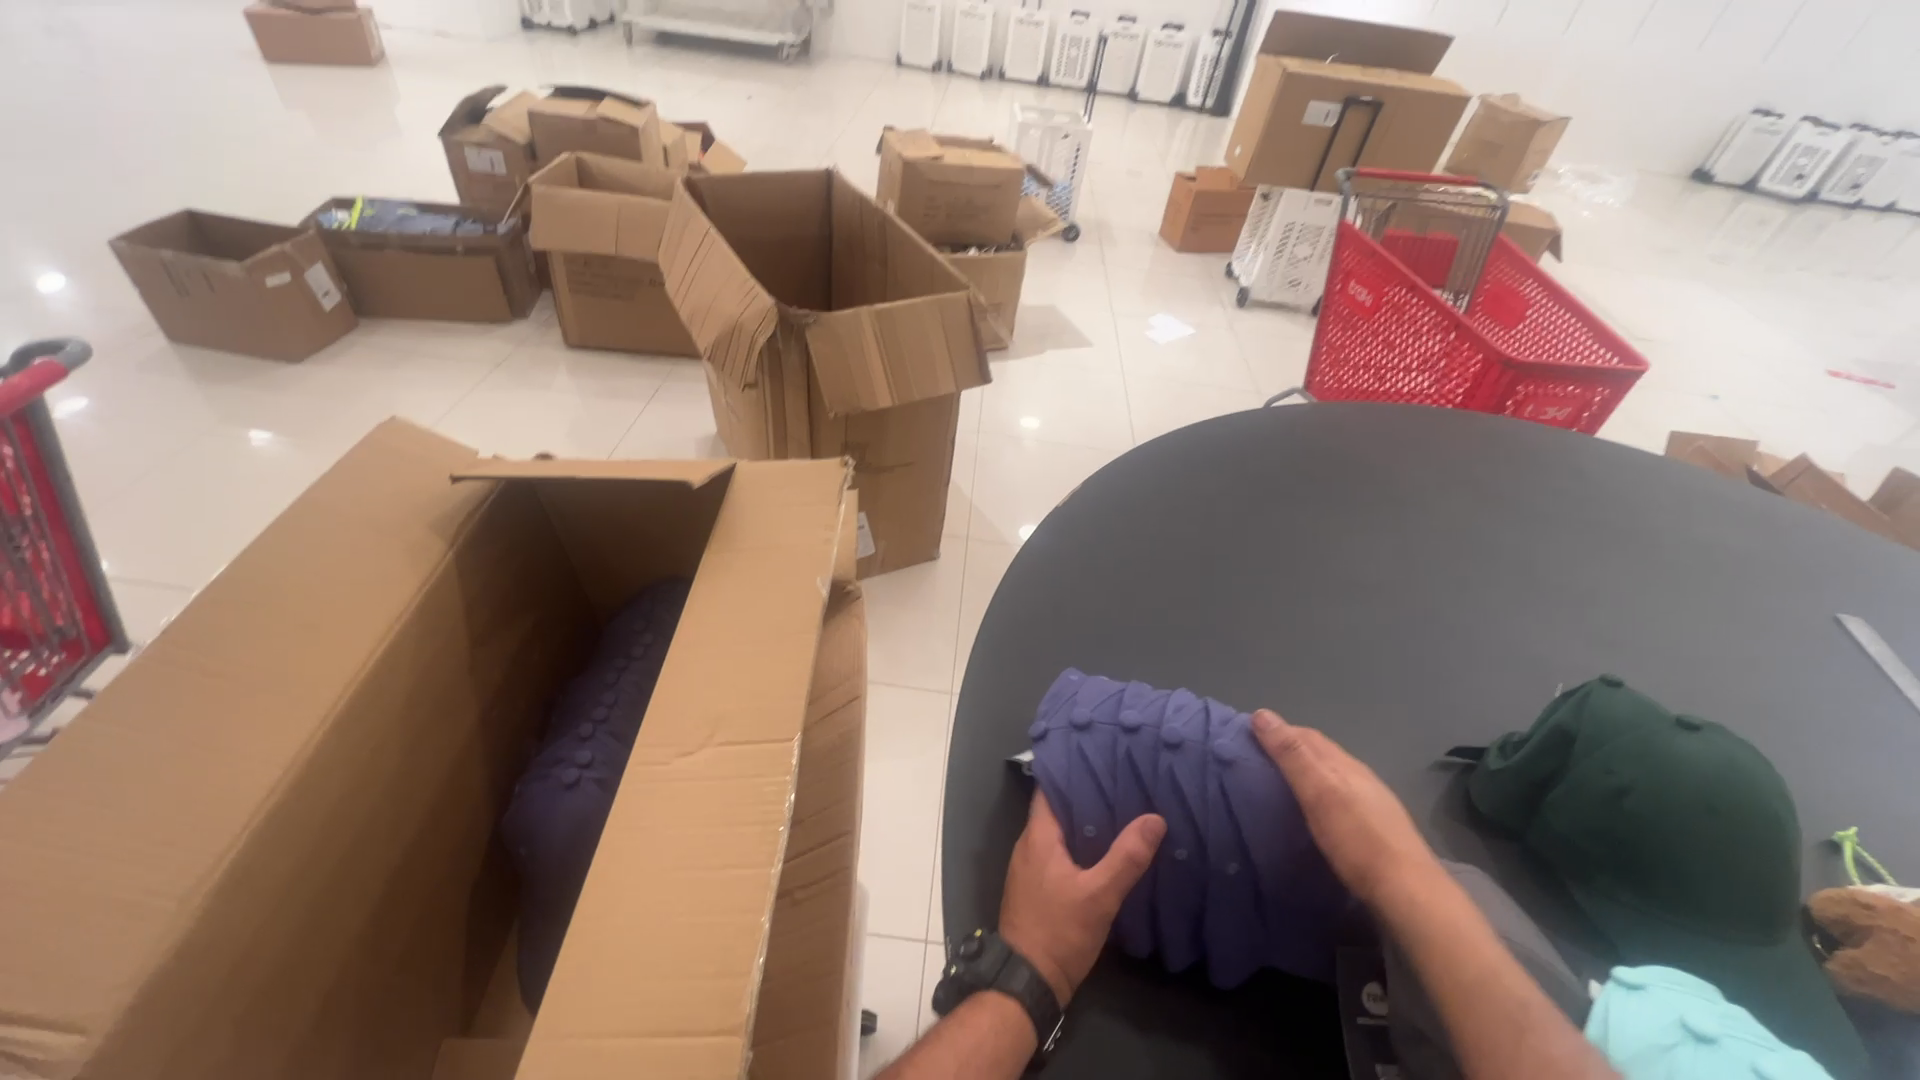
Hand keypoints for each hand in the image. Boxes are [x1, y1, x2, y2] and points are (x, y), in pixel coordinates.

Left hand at [999, 791, 1164, 1005]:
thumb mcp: (1099, 895)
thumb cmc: (1058, 932)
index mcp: (1038, 836)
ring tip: (1122, 810)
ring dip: (1086, 823)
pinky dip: (1082, 847)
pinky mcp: (1038, 888)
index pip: (1050, 789)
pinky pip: (1061, 854)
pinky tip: (1108, 852)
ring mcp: (1031, 868)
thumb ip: (1127, 857)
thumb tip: (1155, 818)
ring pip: (1061, 834)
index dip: (1072, 771)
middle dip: (1087, 797)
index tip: (1100, 758)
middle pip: (1058, 809)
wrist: (1028, 982)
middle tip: (1123, 783)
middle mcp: (1029, 845)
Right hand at [1250, 709, 1440, 909]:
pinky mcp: (1376, 828)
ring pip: (1332, 775)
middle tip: (1255, 759)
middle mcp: (1360, 777)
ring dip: (1305, 772)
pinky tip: (1314, 810)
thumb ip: (1292, 755)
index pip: (1306, 735)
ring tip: (1279, 784)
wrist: (1408, 892)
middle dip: (1290, 748)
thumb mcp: (1319, 793)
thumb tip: (1262, 714)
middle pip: (1320, 753)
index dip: (1278, 730)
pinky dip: (1319, 792)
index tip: (1247, 736)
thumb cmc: (1357, 840)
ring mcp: (1372, 802)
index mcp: (1344, 764)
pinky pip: (1340, 796)